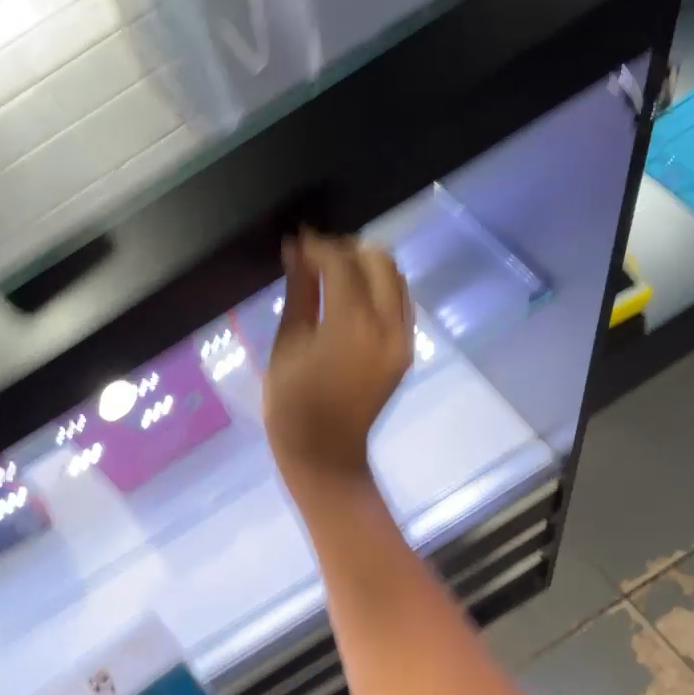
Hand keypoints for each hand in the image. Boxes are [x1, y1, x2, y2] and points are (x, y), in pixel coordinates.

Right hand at [263, 230, 412, 491]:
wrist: (324, 453)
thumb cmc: (292, 404)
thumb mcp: (288, 343)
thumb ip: (299, 291)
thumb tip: (296, 250)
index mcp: (352, 324)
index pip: (341, 263)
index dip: (318, 246)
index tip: (298, 240)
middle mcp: (387, 324)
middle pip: (379, 260)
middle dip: (348, 250)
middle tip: (316, 256)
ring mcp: (403, 338)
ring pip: (395, 278)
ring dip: (367, 266)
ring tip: (332, 273)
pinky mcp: (406, 350)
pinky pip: (399, 303)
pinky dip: (379, 289)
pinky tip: (352, 297)